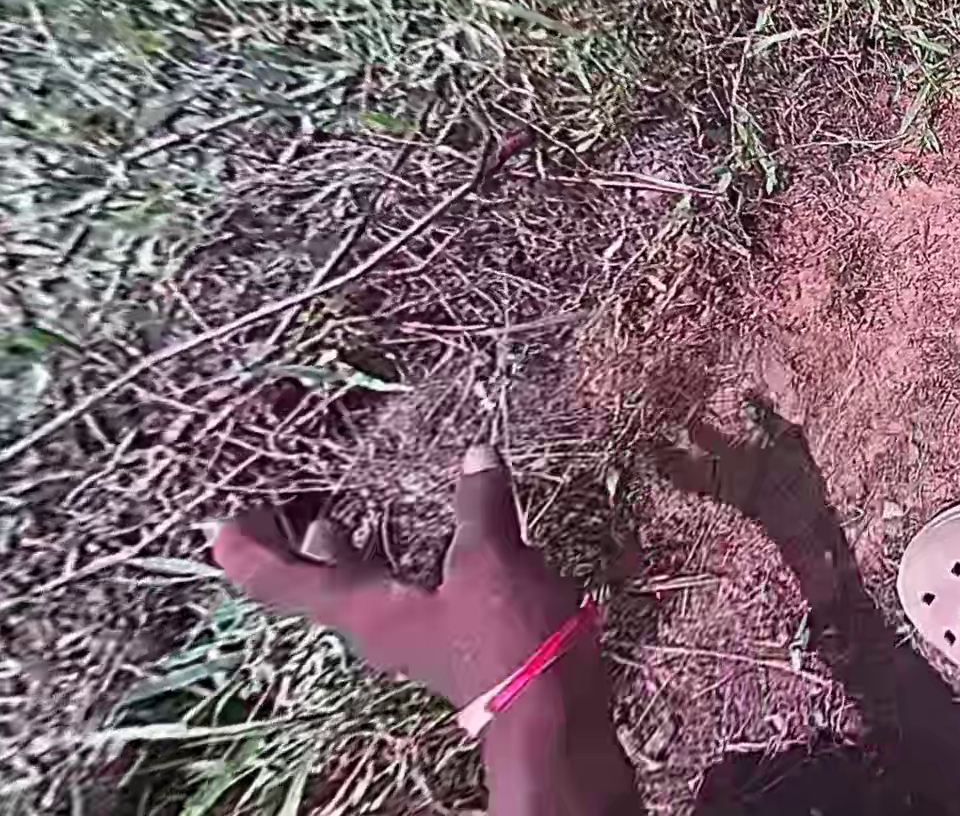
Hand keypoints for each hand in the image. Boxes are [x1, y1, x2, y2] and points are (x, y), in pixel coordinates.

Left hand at [211, 444, 580, 706]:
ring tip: (351, 522)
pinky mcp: (458, 627)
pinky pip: (415, 585)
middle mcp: (385, 624)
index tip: (229, 524)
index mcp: (371, 612)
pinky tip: (442, 540)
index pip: (290, 583)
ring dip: (357, 553)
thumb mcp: (491, 560)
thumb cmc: (503, 631)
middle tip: (292, 517)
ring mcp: (421, 629)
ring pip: (372, 585)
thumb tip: (477, 455)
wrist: (546, 689)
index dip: (254, 552)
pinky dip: (411, 557)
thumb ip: (482, 506)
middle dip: (304, 551)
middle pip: (326, 586)